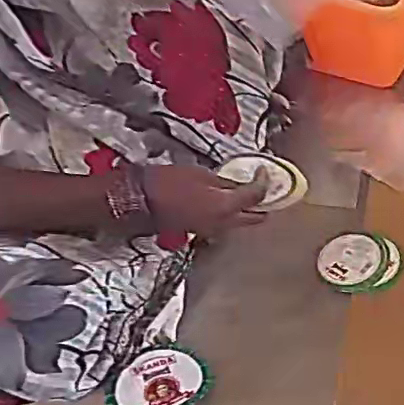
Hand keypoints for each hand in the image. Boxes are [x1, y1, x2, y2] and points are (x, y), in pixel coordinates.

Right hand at [141, 164, 270, 237]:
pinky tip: (228, 201)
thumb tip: (242, 184)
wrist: (139, 202)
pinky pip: (228, 224)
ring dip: (249, 210)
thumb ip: (226, 182)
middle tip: (261, 187)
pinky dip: (234, 214)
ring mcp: (216, 230)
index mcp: (226, 207)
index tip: (263, 172)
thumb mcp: (201, 174)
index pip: (257, 196)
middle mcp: (226, 223)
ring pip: (243, 223)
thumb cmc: (167, 183)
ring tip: (246, 193)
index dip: (264, 182)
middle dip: (263, 203)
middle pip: (257, 217)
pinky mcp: (206, 232)